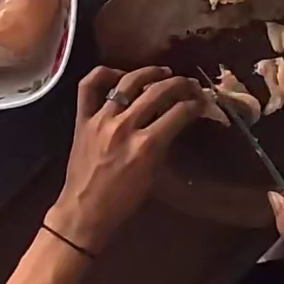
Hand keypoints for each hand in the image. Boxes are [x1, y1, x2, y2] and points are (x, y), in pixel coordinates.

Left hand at [46, 65, 205, 253]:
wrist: (84, 210)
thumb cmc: (123, 200)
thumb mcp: (152, 175)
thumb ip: (162, 144)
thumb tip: (175, 120)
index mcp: (146, 145)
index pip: (178, 112)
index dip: (195, 104)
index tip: (202, 101)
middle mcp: (124, 126)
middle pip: (158, 92)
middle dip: (180, 84)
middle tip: (189, 84)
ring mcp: (101, 119)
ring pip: (127, 82)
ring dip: (149, 73)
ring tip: (163, 73)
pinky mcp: (82, 118)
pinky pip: (88, 86)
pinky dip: (103, 74)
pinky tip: (119, 75)